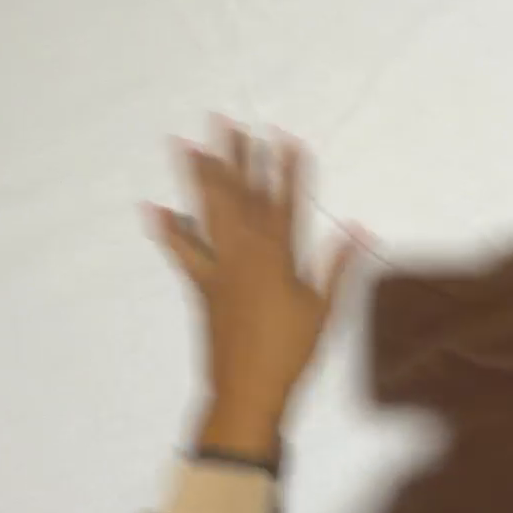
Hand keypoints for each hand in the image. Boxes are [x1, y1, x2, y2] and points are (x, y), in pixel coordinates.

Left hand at [148, 119, 365, 461]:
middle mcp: (244, 253)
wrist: (246, 390)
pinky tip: (154, 208)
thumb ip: (338, 265)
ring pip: (207, 214)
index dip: (286, 168)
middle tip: (223, 121)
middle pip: (239, 196)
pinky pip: (181, 252)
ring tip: (186, 145)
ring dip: (198, 178)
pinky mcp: (200, 285)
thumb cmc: (292, 350)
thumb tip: (358, 227)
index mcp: (277, 257)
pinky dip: (167, 230)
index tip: (284, 136)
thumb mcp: (324, 309)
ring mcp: (218, 267)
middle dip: (235, 157)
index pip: (284, 202)